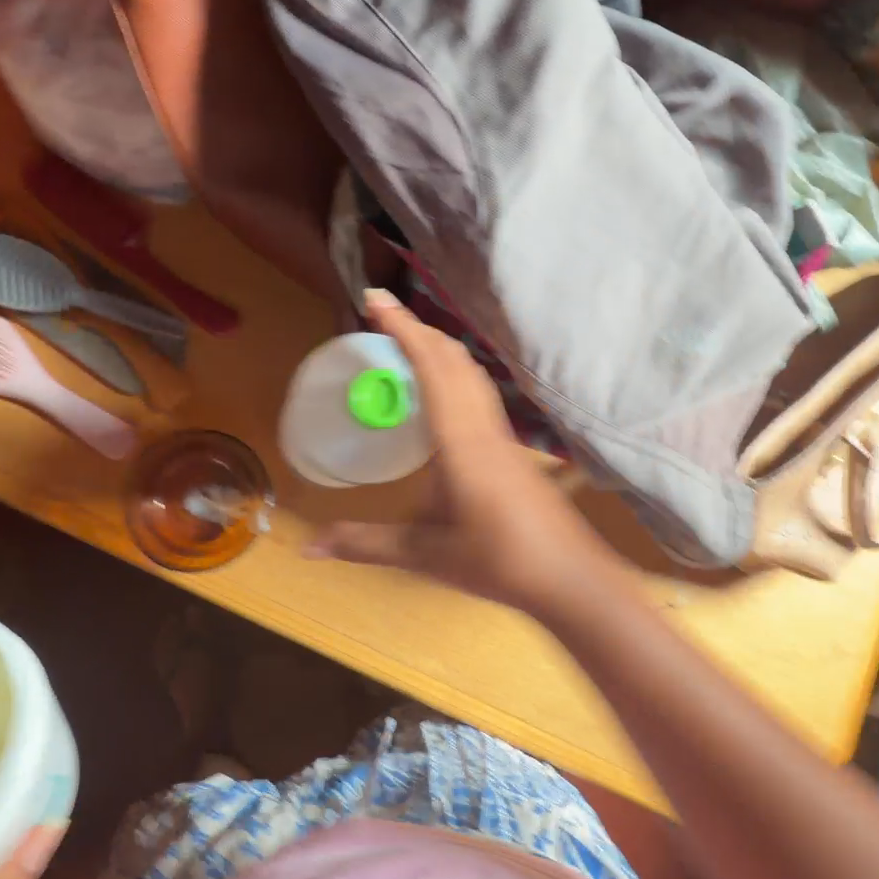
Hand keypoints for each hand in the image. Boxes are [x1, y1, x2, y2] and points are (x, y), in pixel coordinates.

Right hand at [306, 290, 615, 611]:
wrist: (572, 579)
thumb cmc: (499, 562)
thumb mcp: (425, 554)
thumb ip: (365, 544)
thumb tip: (306, 549)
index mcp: (459, 440)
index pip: (431, 367)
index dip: (402, 328)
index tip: (375, 299)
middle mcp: (483, 426)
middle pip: (454, 359)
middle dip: (418, 329)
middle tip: (382, 316)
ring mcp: (503, 436)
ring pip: (472, 374)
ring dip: (439, 348)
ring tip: (408, 343)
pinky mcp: (513, 450)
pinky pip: (480, 394)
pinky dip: (455, 373)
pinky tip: (445, 396)